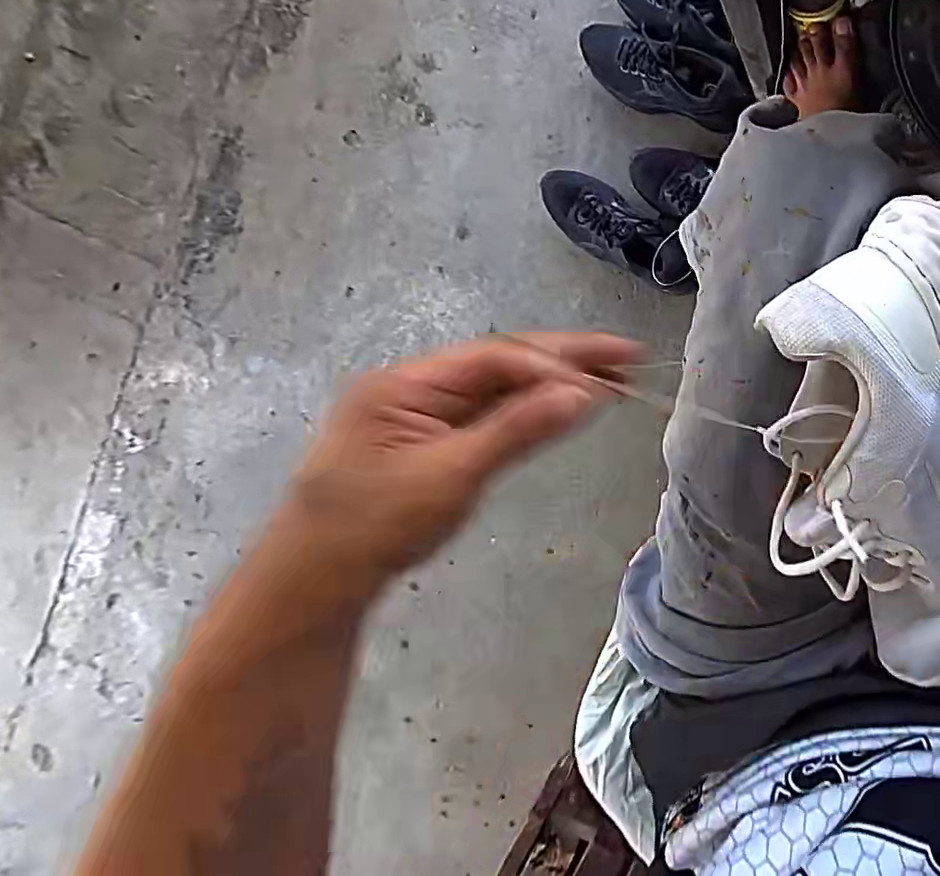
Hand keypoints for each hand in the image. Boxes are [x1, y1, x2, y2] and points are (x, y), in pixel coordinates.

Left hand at [275, 333, 641, 583]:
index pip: (494, 357)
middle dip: (565, 358)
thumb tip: (583, 394)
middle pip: (503, 360)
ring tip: (612, 377)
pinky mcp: (434, 436)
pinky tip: (564, 404)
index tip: (602, 380)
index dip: (552, 364)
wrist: (313, 584)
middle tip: (626, 355)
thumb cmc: (373, 527)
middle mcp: (417, 384)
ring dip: (554, 382)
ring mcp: (425, 410)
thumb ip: (518, 429)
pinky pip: (491, 411)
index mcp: (407, 382)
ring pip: (501, 385)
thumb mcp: (451, 476)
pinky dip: (531, 408)